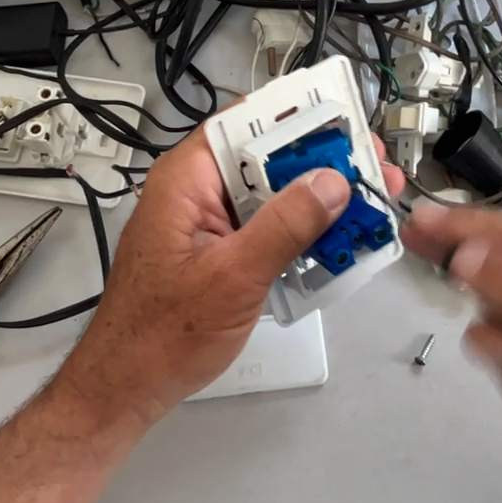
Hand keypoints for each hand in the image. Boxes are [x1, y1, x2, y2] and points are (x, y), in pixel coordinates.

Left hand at [54, 126, 404, 426]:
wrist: (129, 386)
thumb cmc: (167, 332)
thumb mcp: (234, 275)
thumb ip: (285, 226)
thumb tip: (333, 181)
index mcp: (188, 179)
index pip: (243, 123)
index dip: (296, 117)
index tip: (345, 122)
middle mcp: (197, 190)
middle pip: (265, 156)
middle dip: (320, 160)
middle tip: (373, 165)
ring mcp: (208, 220)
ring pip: (271, 192)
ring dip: (317, 197)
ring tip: (368, 198)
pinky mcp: (219, 248)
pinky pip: (265, 224)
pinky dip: (300, 228)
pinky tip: (338, 237)